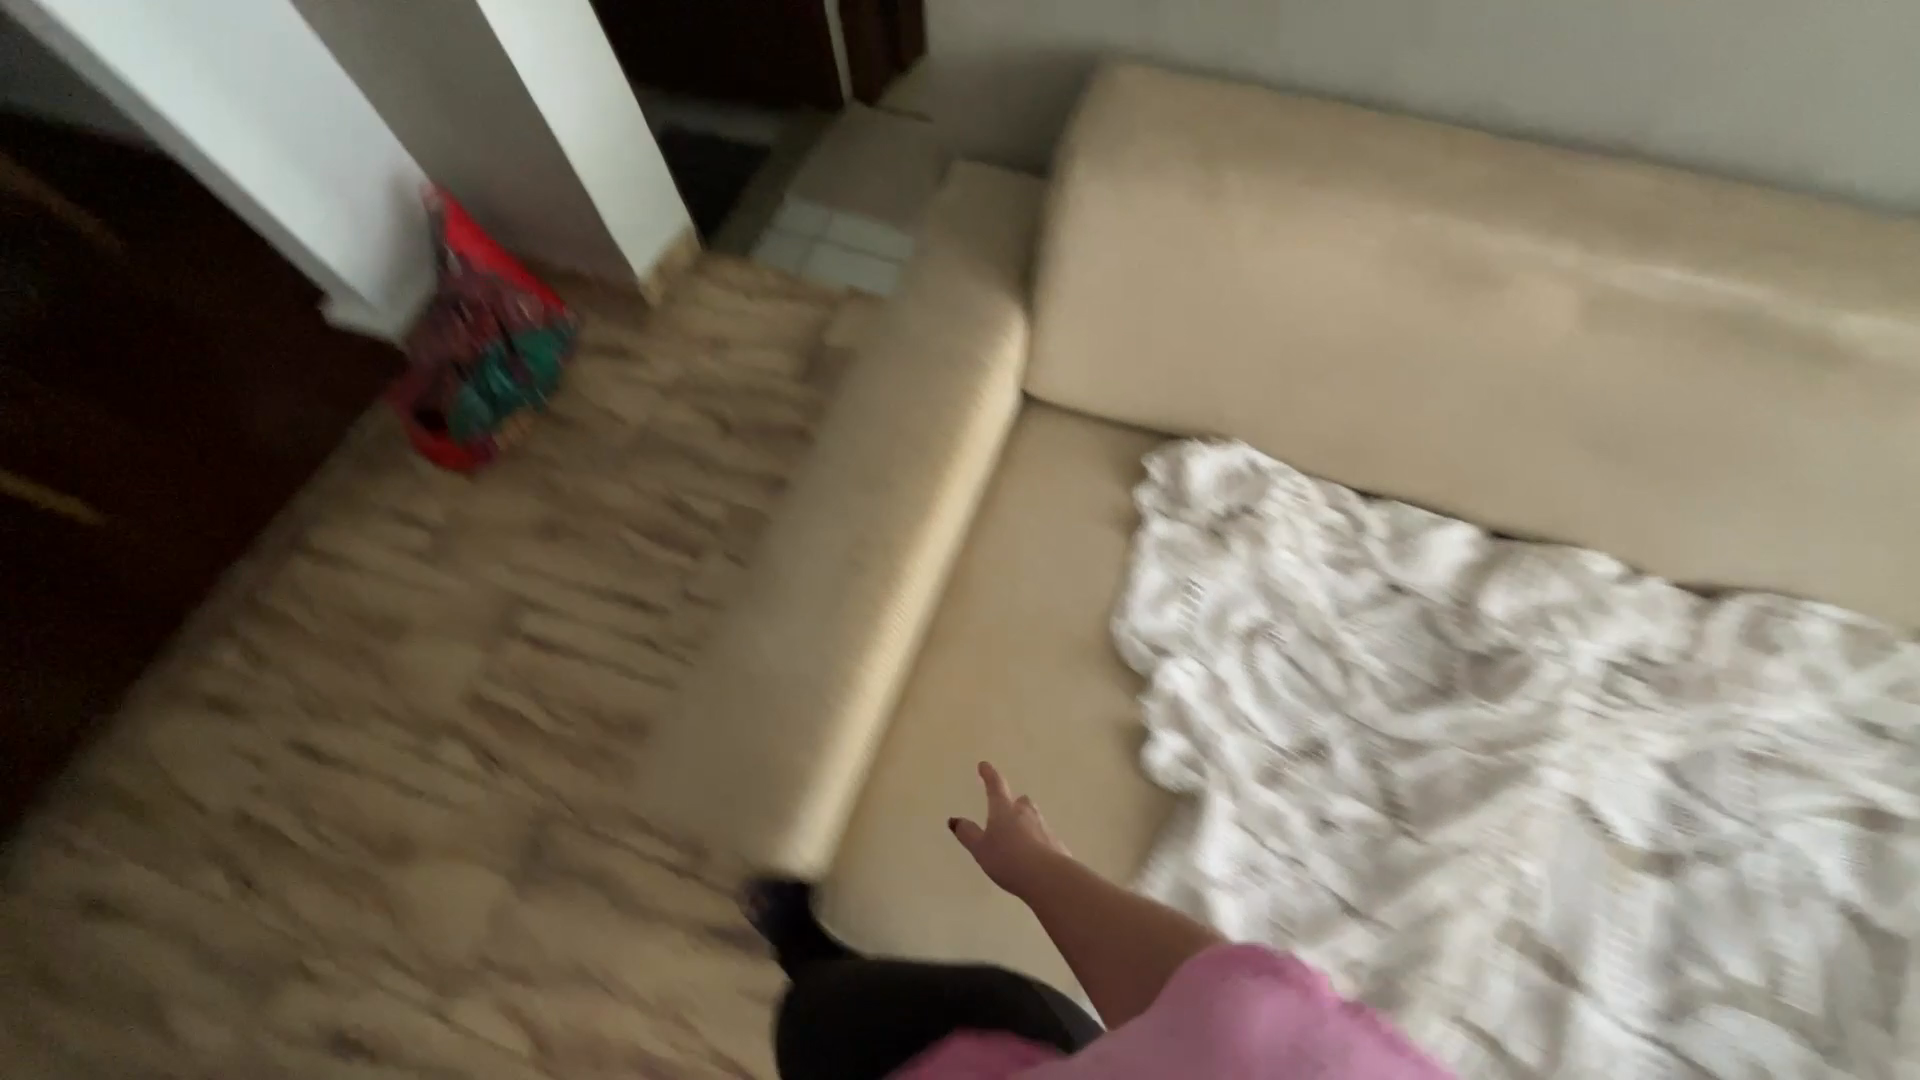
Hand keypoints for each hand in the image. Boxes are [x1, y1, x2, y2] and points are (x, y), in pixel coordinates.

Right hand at [950, 762, 1070, 900]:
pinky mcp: (1056, 844)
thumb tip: (954, 820)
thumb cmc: (1008, 859)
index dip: (989, 774)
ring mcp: (1044, 827)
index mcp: (1004, 809)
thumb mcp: (980, 849)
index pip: (995, 786)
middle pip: (1020, 802)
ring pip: (1033, 818)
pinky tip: (1032, 858)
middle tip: (1005, 813)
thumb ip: (968, 834)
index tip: (984, 765)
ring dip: (1025, 824)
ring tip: (1016, 839)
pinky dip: (1037, 842)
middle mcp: (1026, 812)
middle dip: (1012, 804)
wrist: (1048, 876)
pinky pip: (1043, 838)